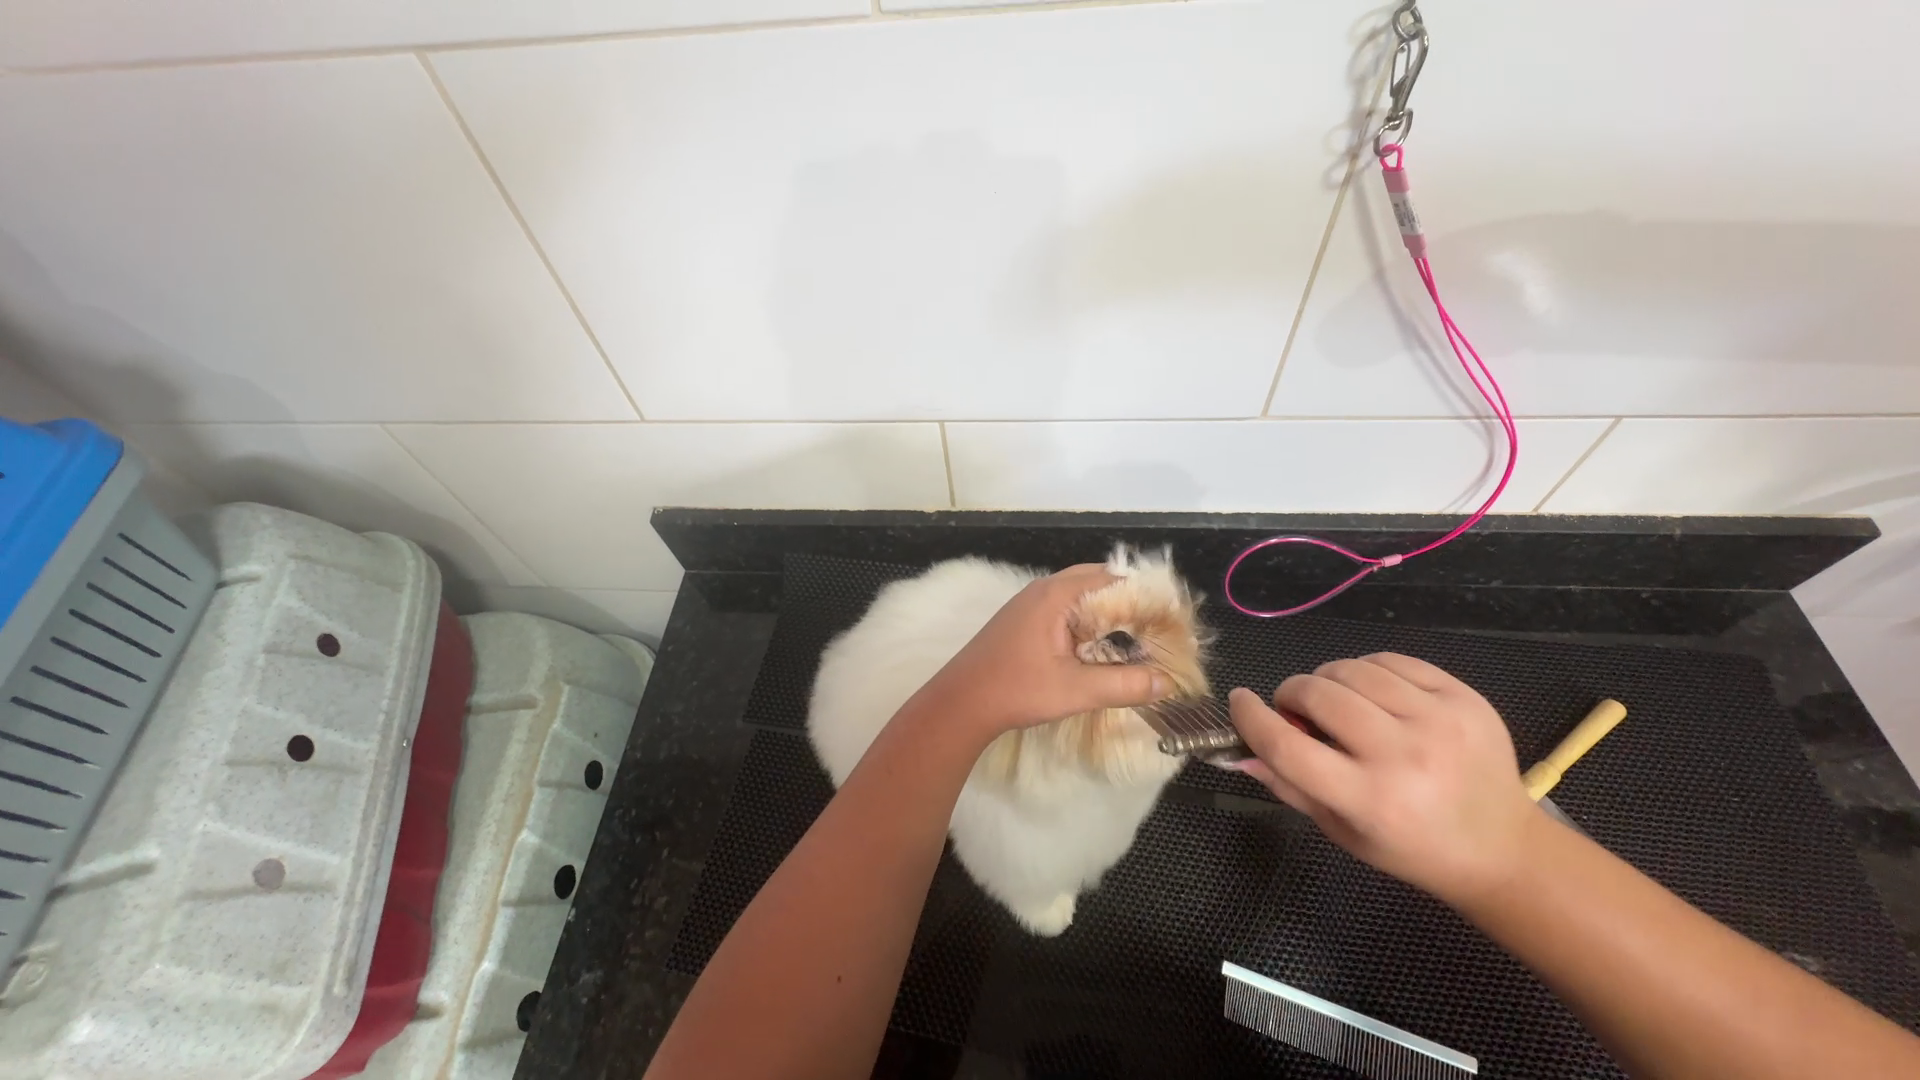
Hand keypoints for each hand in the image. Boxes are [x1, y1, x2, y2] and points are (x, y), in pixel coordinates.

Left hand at [905, 564, 1171, 739]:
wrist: (960, 703)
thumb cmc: (1015, 690)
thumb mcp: (1075, 691)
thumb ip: (1124, 685)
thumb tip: (1166, 683)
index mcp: (1057, 595)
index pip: (1114, 579)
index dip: (1146, 597)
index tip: (1171, 618)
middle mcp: (1043, 590)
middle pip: (1098, 581)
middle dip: (1129, 602)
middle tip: (1158, 626)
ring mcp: (1030, 604)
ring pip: (1081, 596)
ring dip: (1107, 612)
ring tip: (1137, 637)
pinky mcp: (1023, 621)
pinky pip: (1065, 609)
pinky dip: (1088, 621)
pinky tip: (1100, 646)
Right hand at [1227, 653, 1540, 906]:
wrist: (1502, 847)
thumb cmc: (1409, 847)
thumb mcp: (1340, 829)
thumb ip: (1287, 784)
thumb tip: (1237, 751)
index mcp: (1369, 799)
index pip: (1287, 745)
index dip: (1251, 717)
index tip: (1239, 701)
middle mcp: (1404, 756)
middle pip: (1317, 695)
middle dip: (1292, 695)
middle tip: (1297, 712)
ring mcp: (1439, 721)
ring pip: (1351, 669)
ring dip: (1328, 680)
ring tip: (1337, 704)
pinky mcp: (1464, 699)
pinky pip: (1391, 661)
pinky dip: (1368, 671)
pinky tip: (1373, 695)